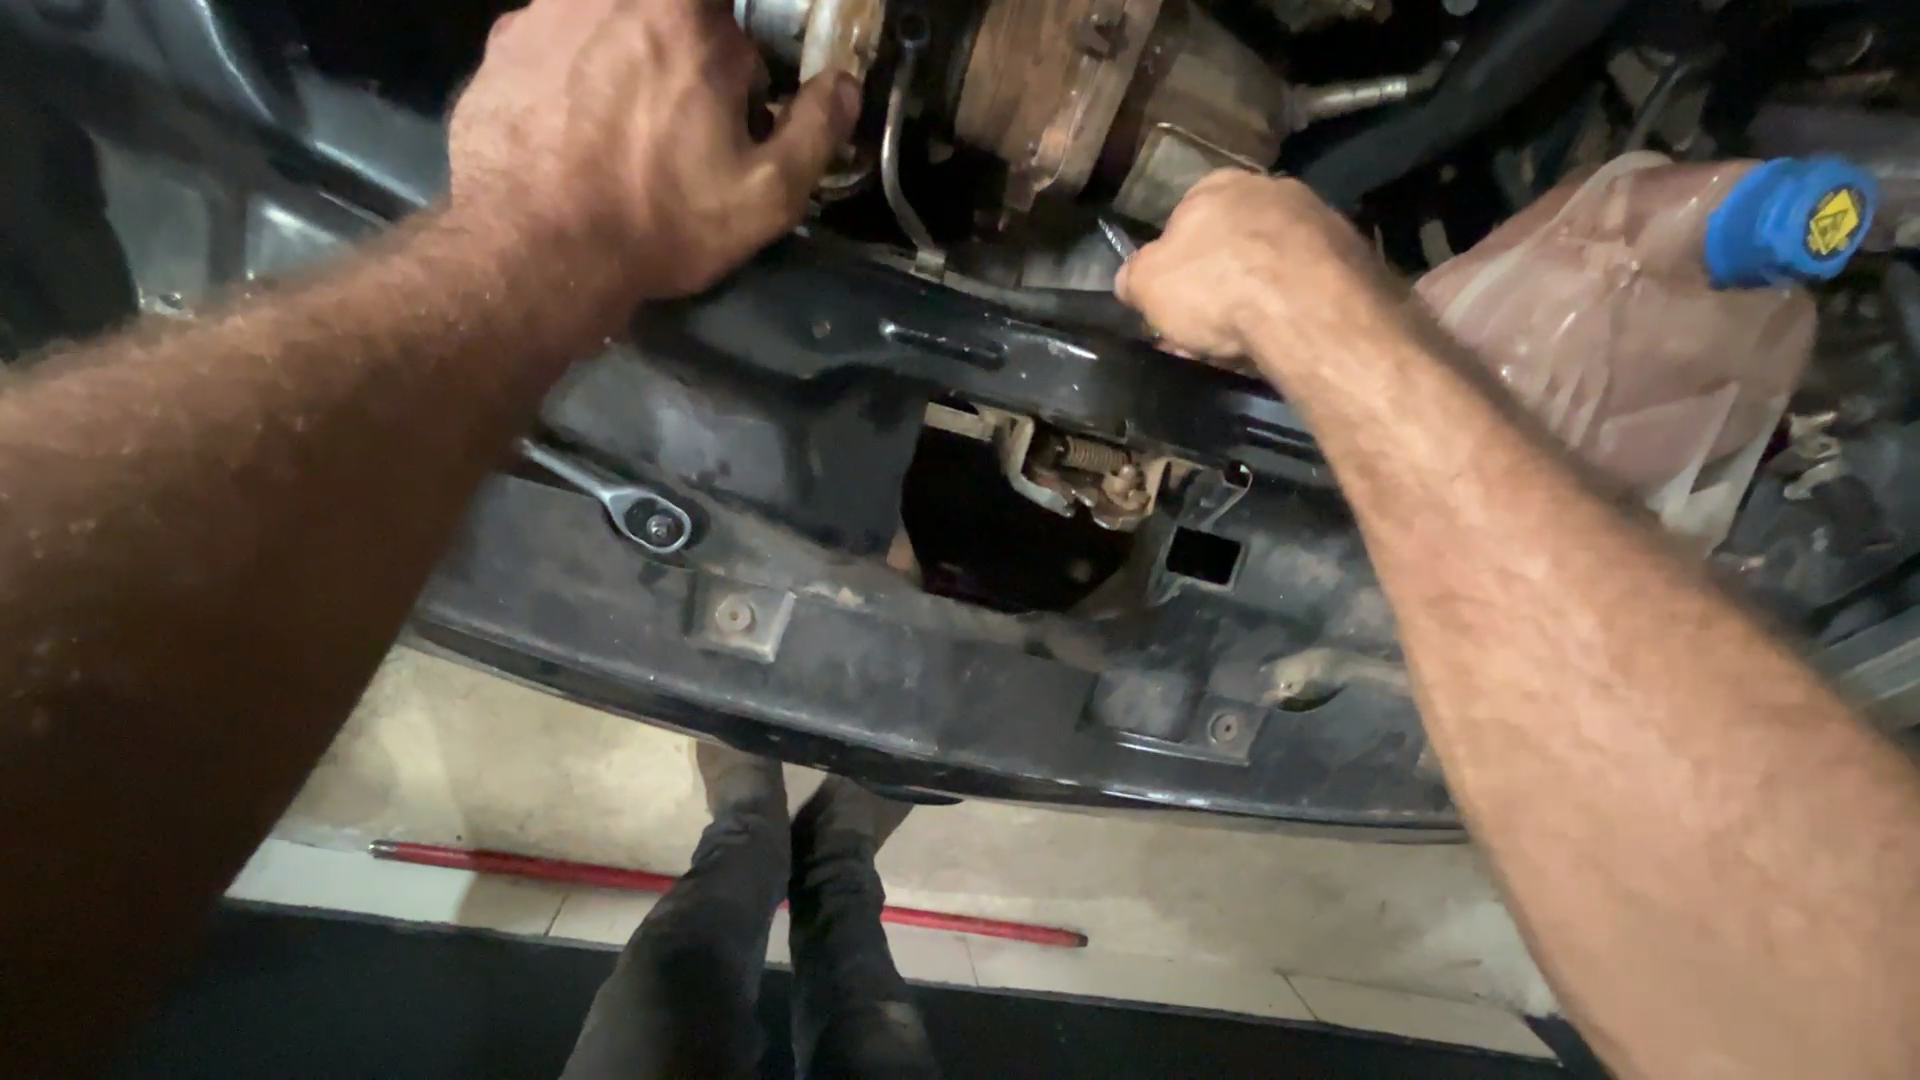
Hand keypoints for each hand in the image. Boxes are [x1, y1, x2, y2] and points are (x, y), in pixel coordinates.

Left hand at [448, 0, 859, 310]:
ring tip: (621, 136)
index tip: (736, 126)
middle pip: (676, 19)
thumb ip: (815, 131)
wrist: (538, 249)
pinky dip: (577, 77)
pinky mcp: (505, 39)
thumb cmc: (665, 222)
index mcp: (691, 20)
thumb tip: (844, 84)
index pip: (741, 30)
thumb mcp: (766, 196)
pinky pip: (562, 43)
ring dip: (631, 67)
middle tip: (677, 134)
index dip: (745, 83)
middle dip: (685, 67)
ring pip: (616, 26)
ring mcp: (551, 9)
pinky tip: (575, 135)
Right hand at [1116, 171, 1407, 369]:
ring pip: (1267, 265)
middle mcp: (1270, 186)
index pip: (1181, 221)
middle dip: (1213, 285)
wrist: (1306, 309)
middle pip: (1228, 244)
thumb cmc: (1214, 287)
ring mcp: (1317, 216)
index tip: (1170, 304)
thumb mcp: (1145, 285)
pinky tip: (1278, 337)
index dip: (1172, 267)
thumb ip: (1133, 276)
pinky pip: (1303, 283)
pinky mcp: (1351, 251)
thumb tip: (1131, 279)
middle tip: (1201, 331)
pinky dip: (1288, 307)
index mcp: (1214, 184)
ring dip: (1251, 298)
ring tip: (1239, 343)